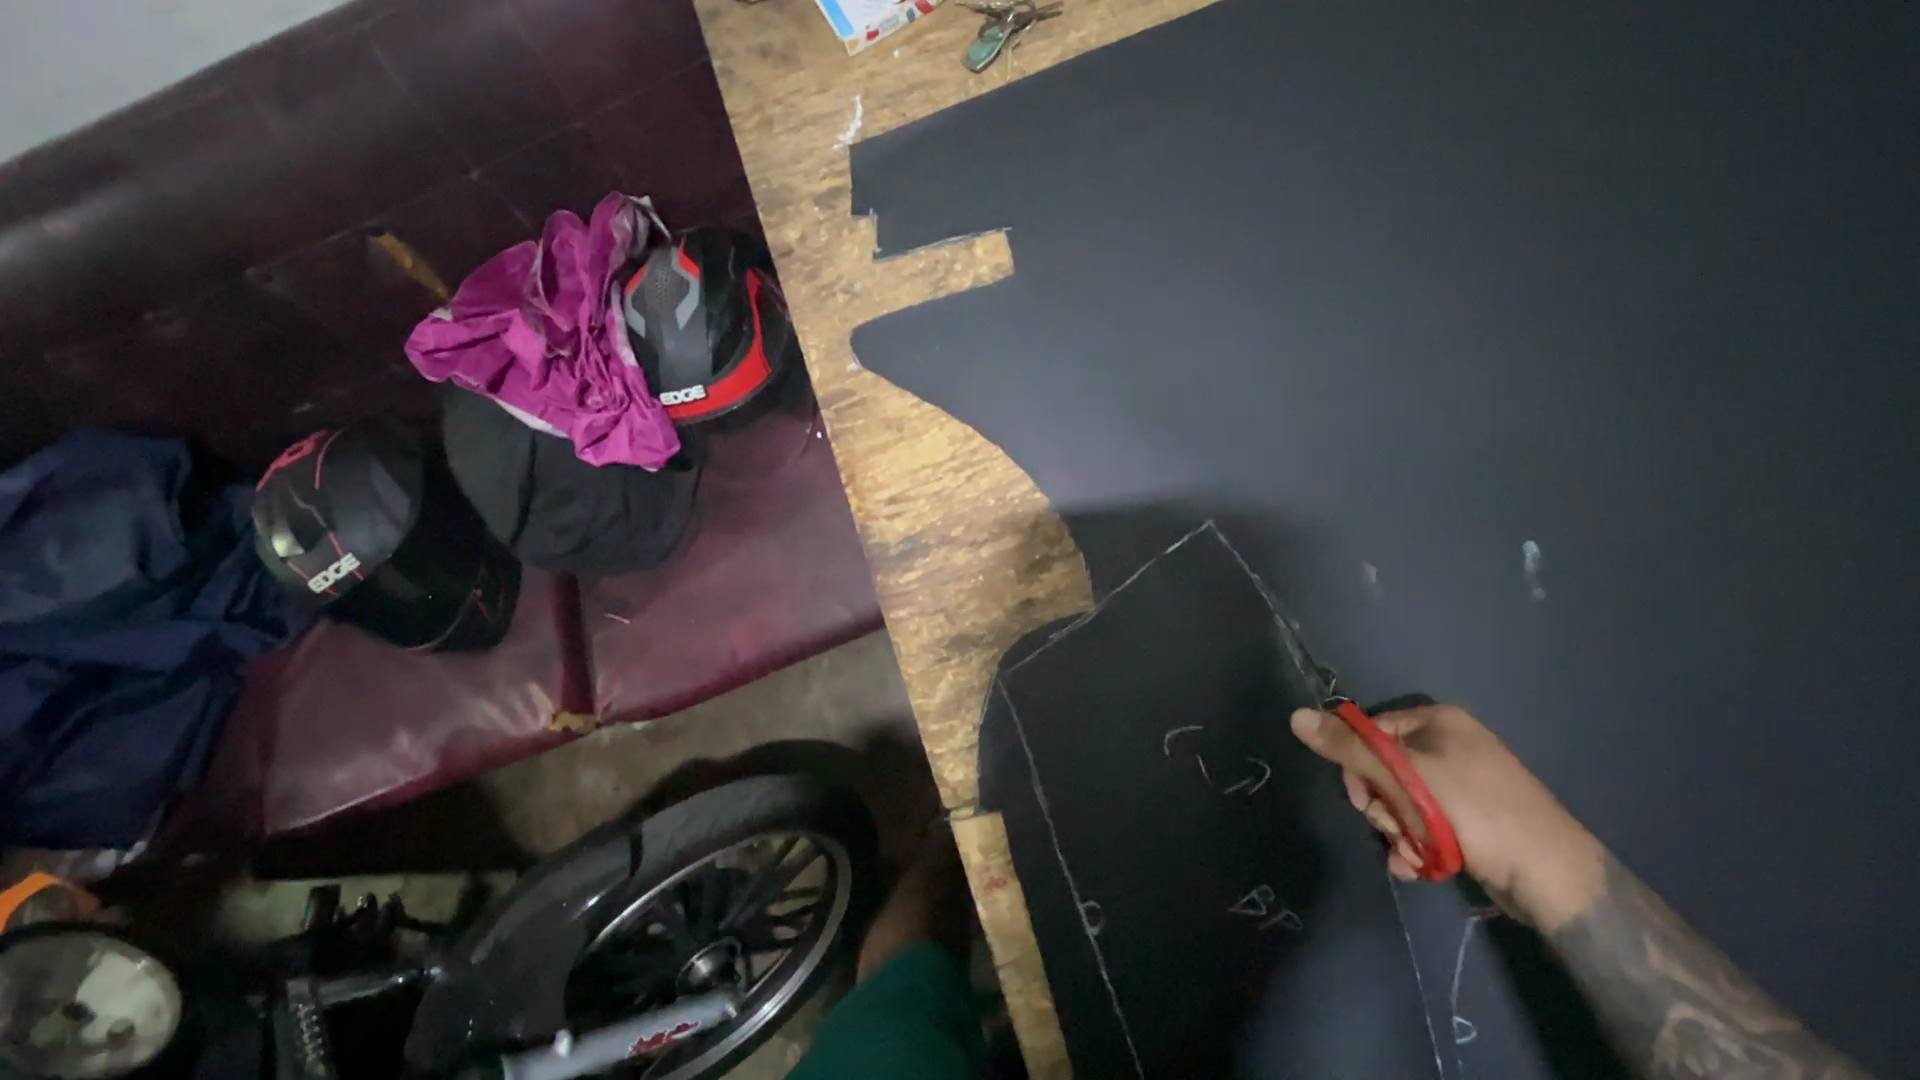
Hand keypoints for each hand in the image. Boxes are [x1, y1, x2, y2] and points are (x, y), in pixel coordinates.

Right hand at [1289, 703, 1604, 928]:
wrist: (1550, 876)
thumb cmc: (1474, 812)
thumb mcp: (1404, 776)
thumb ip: (1347, 748)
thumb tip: (1295, 715)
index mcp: (1437, 721)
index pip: (1369, 733)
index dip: (1357, 766)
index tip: (1365, 797)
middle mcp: (1448, 745)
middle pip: (1381, 770)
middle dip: (1380, 807)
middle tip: (1394, 829)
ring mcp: (1460, 784)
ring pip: (1399, 803)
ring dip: (1395, 832)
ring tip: (1414, 854)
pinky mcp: (1468, 819)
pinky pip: (1422, 824)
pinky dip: (1414, 846)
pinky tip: (1419, 866)